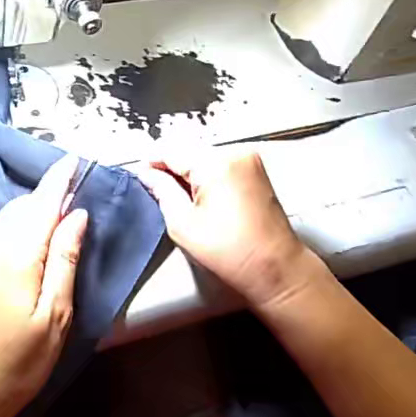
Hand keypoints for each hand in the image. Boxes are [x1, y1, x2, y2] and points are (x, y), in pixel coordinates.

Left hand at [0, 156, 89, 416]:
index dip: (59, 180)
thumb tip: (76, 216)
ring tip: (56, 223)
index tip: (74, 159)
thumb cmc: (17, 365)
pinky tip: (28, 246)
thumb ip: (64, 261)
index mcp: (13, 260)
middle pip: (21, 208)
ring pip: (5, 219)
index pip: (41, 205)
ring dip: (31, 213)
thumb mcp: (54, 318)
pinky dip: (15, 229)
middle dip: (47, 198)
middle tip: (74, 201)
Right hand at [131, 148, 322, 308]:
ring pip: (204, 155)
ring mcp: (249, 159)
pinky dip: (207, 174)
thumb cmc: (230, 252)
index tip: (140, 174)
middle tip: (158, 189)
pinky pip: (221, 162)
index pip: (171, 149)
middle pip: (189, 149)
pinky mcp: (256, 169)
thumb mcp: (183, 224)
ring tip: (181, 197)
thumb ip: (161, 191)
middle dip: (171, 166)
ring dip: (189, 170)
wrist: (276, 267)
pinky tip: (202, 196)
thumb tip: (147, 174)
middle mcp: (234, 152)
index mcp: (215, 163)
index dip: (152, 161)